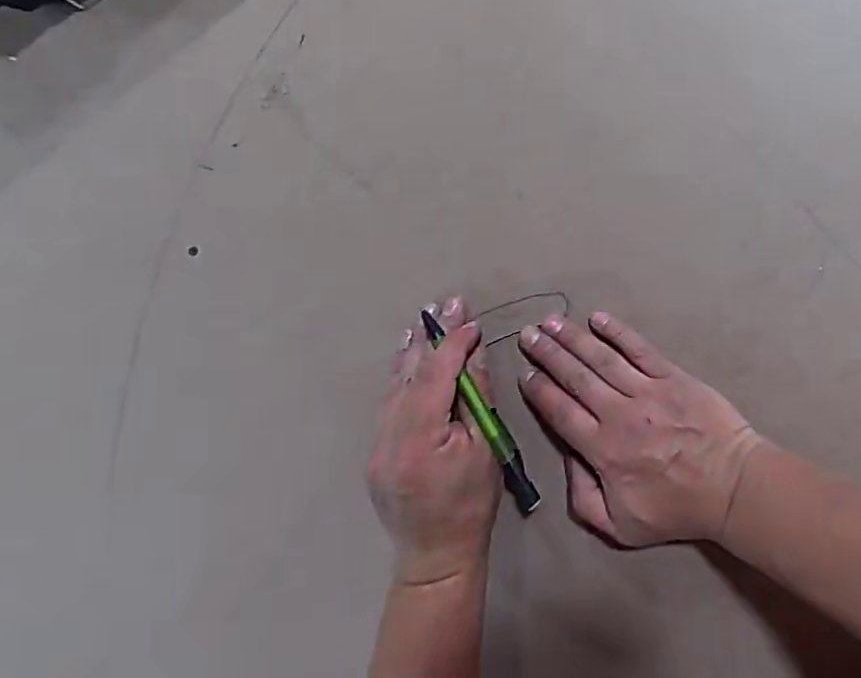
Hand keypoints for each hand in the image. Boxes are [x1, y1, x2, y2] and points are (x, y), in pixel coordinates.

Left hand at [367, 298, 502, 585]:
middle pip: (412, 374)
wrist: (435, 556)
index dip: (454, 345)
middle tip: (449, 303)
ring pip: (395, 386)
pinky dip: (402, 375)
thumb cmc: (471, 504)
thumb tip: (474, 354)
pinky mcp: (375, 450)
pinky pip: (389, 402)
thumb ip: (476, 397)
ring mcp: (377, 443)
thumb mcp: (486, 448)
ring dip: (414, 351)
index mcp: (420, 437)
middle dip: (433, 337)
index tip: (472, 321)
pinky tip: (409, 356)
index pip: (437, 376)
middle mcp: (390, 435)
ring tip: (426, 320)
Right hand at [518, 312, 761, 546]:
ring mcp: (646, 391)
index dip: (539, 390)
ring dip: (573, 338)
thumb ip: (583, 498)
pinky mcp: (671, 376)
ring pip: (601, 358)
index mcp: (603, 450)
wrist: (732, 487)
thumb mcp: (621, 526)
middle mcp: (619, 414)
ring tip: (551, 321)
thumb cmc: (676, 508)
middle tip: (528, 334)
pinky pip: (639, 348)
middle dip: (548, 354)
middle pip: (575, 378)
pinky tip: (597, 318)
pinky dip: (617, 332)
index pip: (561, 412)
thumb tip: (568, 458)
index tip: (524, 372)